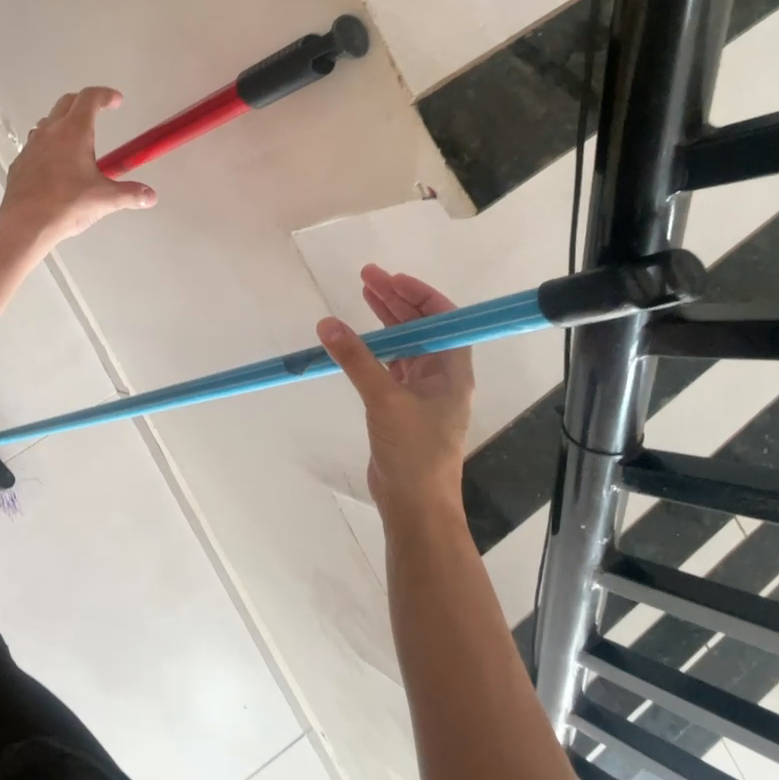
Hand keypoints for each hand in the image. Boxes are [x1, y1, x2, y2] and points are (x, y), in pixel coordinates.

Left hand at [0, 87, 156, 242]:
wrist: (25, 223)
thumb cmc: (68, 204)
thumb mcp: (105, 199)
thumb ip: (130, 194)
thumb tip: (150, 196)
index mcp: (74, 131)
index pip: (90, 98)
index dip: (105, 95)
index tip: (116, 101)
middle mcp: (50, 132)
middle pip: (66, 103)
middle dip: (84, 102)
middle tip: (98, 112)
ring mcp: (31, 146)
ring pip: (47, 122)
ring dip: (63, 122)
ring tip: (76, 139)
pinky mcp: (20, 163)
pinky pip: (35, 145)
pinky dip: (48, 145)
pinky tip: (55, 166)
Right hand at [315, 265, 473, 514]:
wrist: (415, 503)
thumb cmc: (414, 450)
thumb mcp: (384, 399)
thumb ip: (356, 359)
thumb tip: (326, 323)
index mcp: (452, 369)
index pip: (443, 317)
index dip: (418, 293)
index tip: (389, 277)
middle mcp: (441, 375)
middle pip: (422, 326)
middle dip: (396, 300)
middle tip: (366, 277)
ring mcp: (421, 391)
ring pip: (405, 343)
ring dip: (386, 320)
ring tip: (362, 294)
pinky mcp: (401, 406)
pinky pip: (390, 364)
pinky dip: (374, 347)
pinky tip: (356, 338)